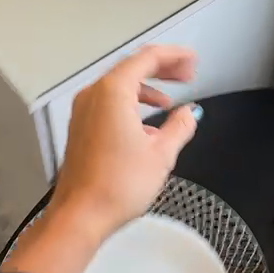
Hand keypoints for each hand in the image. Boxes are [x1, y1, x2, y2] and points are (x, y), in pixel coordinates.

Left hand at [0, 45, 199, 272]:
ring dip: (147, 86)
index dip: (175, 55)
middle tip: (188, 73)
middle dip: (163, 68)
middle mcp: (94, 94)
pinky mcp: (81, 126)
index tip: (193, 60)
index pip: (148, 57)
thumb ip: (180, 126)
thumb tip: (190, 114)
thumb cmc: (116, 186)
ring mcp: (84, 110)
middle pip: (132, 67)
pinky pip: (109, 101)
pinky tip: (149, 123)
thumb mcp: (161, 154)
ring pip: (120, 84)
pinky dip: (131, 102)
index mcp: (114, 92)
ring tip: (171, 98)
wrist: (80, 216)